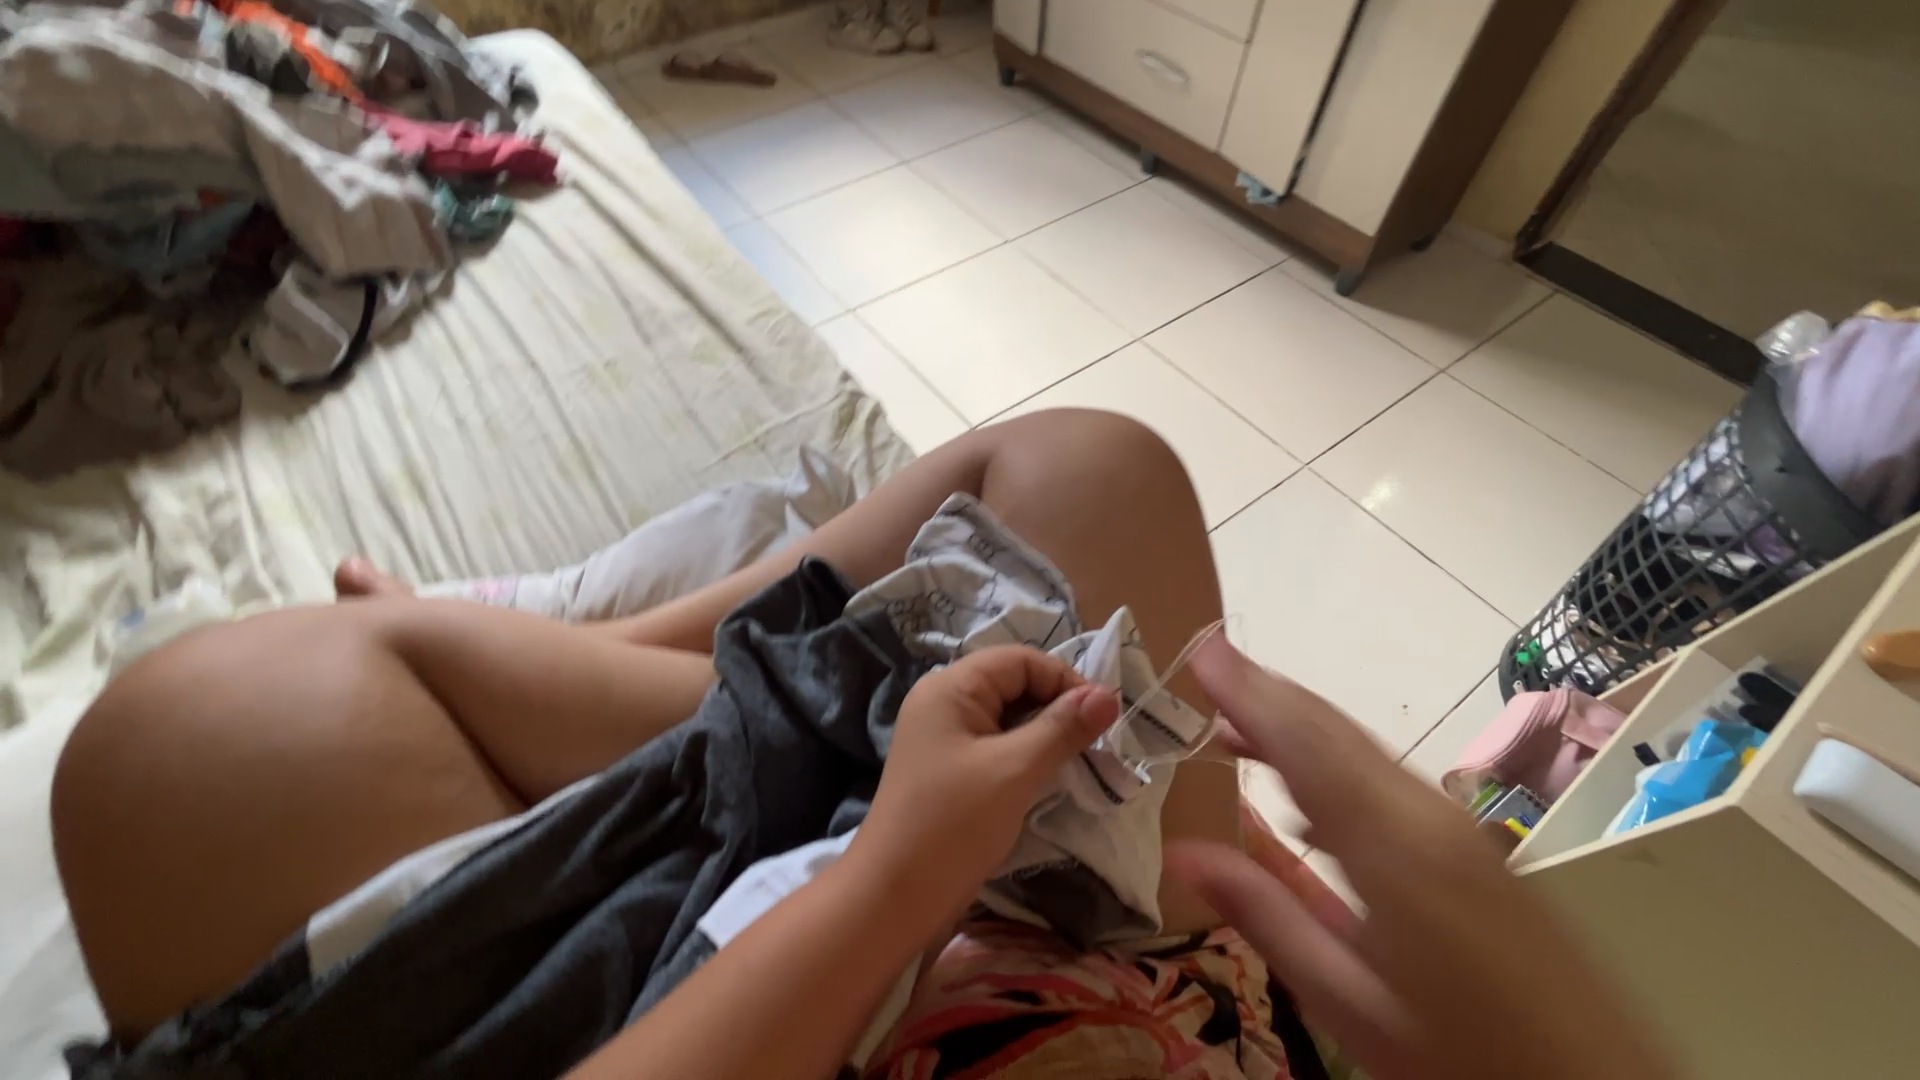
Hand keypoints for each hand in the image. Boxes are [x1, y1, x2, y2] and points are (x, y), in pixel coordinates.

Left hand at [848, 646, 1118, 915]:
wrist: (894, 896)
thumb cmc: (952, 825)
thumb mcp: (1014, 771)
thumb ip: (1062, 728)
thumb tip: (1109, 695)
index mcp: (951, 687)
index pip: (1020, 660)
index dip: (1064, 680)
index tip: (1103, 717)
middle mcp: (944, 701)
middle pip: (1014, 683)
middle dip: (1058, 706)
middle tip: (1097, 741)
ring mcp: (944, 736)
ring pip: (1008, 716)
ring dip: (1046, 733)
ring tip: (1080, 760)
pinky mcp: (950, 767)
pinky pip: (997, 744)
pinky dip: (1027, 754)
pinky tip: (1050, 776)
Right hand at [1166, 638, 1682, 1079]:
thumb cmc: (1464, 1056)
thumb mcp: (1351, 1003)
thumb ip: (1268, 915)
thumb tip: (1184, 852)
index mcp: (1392, 846)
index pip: (1305, 742)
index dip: (1249, 690)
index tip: (1202, 648)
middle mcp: (1427, 814)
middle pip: (1334, 729)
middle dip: (1266, 689)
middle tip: (1207, 660)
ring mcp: (1457, 825)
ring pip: (1360, 747)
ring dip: (1295, 722)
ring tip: (1231, 719)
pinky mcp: (1475, 843)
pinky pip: (1387, 777)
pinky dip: (1332, 759)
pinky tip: (1302, 792)